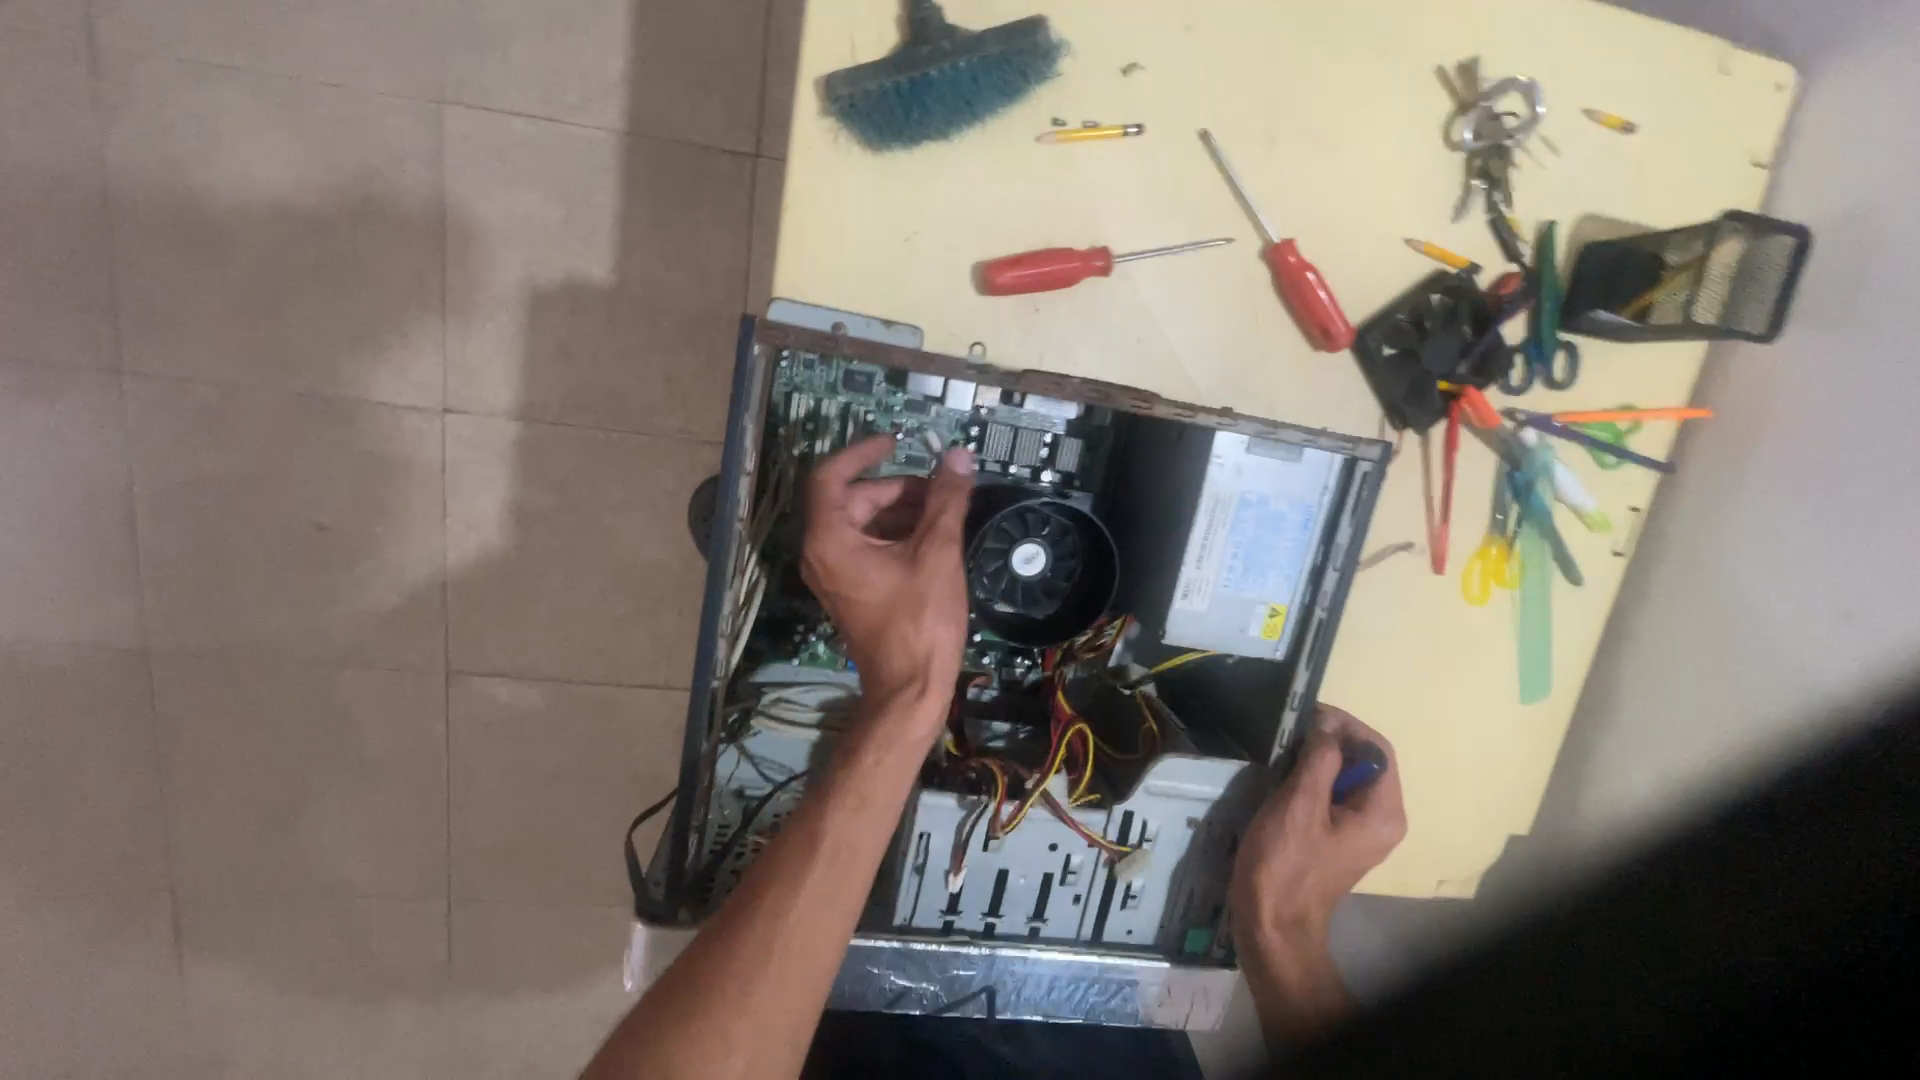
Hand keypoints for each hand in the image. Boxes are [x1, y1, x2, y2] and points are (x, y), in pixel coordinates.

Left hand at [800, 436, 975, 735]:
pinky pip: (867, 548)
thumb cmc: (920, 621)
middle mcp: (821, 554)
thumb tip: (957, 456)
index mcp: (830, 539)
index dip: (862, 452)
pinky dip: (896, 535)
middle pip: (852, 499)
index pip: (830, 476)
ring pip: (862, 524)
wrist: (910, 688)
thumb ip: (945, 500)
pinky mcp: (851, 592)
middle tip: (938, 488)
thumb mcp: (937, 552)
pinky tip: (933, 537)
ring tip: (943, 511)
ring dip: (900, 511)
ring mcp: (834, 576)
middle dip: (895, 488)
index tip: (896, 442)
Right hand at [1231, 706, 1405, 949]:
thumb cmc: (1287, 863)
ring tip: (1282, 750)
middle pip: (1364, 762)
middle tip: (1290, 730)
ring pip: (1345, 778)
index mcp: (1384, 812)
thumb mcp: (1300, 804)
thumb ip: (1319, 759)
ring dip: (1317, 759)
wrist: (1271, 923)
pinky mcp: (1338, 839)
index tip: (1307, 713)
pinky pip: (1332, 796)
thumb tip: (1327, 723)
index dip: (1346, 725)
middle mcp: (1382, 820)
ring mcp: (1360, 832)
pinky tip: (1283, 777)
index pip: (1377, 749)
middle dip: (1330, 740)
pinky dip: (1312, 779)